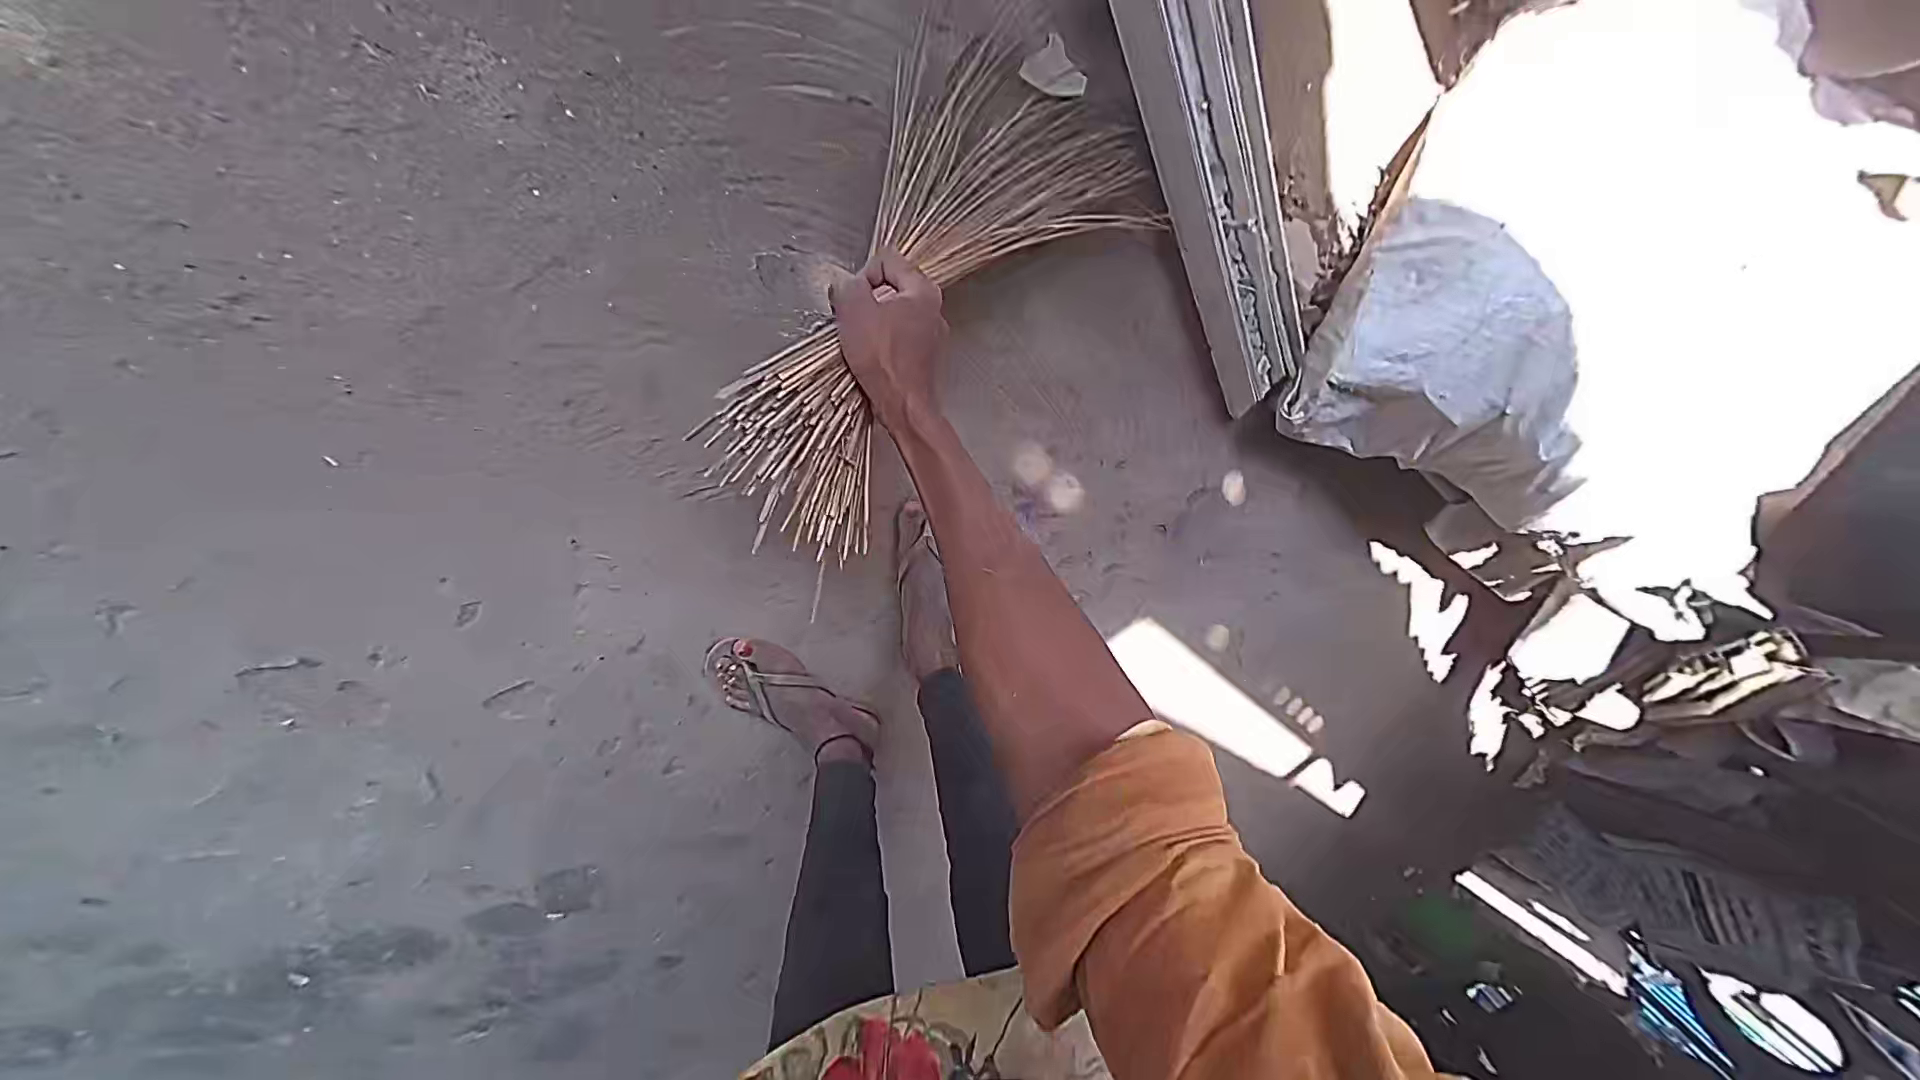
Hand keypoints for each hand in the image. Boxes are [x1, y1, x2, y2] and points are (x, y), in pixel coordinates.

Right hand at [829, 248, 947, 433]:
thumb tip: (845, 285)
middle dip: (867, 301)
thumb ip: (847, 286)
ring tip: (862, 344)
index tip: (853, 298)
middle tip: (854, 321)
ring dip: (873, 325)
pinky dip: (883, 346)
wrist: (904, 406)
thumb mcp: (853, 310)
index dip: (862, 275)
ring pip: (893, 316)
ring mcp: (932, 337)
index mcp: (923, 290)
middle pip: (891, 288)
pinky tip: (872, 360)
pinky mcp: (924, 360)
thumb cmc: (883, 360)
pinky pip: (898, 341)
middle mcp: (934, 311)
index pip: (887, 260)